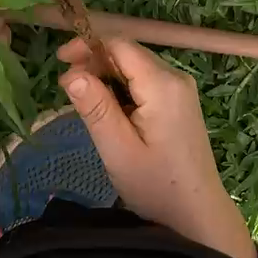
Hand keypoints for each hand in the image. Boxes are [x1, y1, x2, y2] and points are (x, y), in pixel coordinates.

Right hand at [58, 35, 257, 257]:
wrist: (198, 213)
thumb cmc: (156, 185)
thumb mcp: (118, 150)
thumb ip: (95, 108)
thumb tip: (71, 73)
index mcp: (162, 84)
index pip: (121, 44)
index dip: (88, 45)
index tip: (59, 61)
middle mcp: (175, 77)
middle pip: (129, 52)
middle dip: (95, 60)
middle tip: (66, 85)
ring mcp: (181, 89)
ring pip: (136, 66)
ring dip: (107, 74)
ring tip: (83, 99)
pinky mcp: (180, 102)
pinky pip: (146, 81)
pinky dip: (123, 86)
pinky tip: (109, 108)